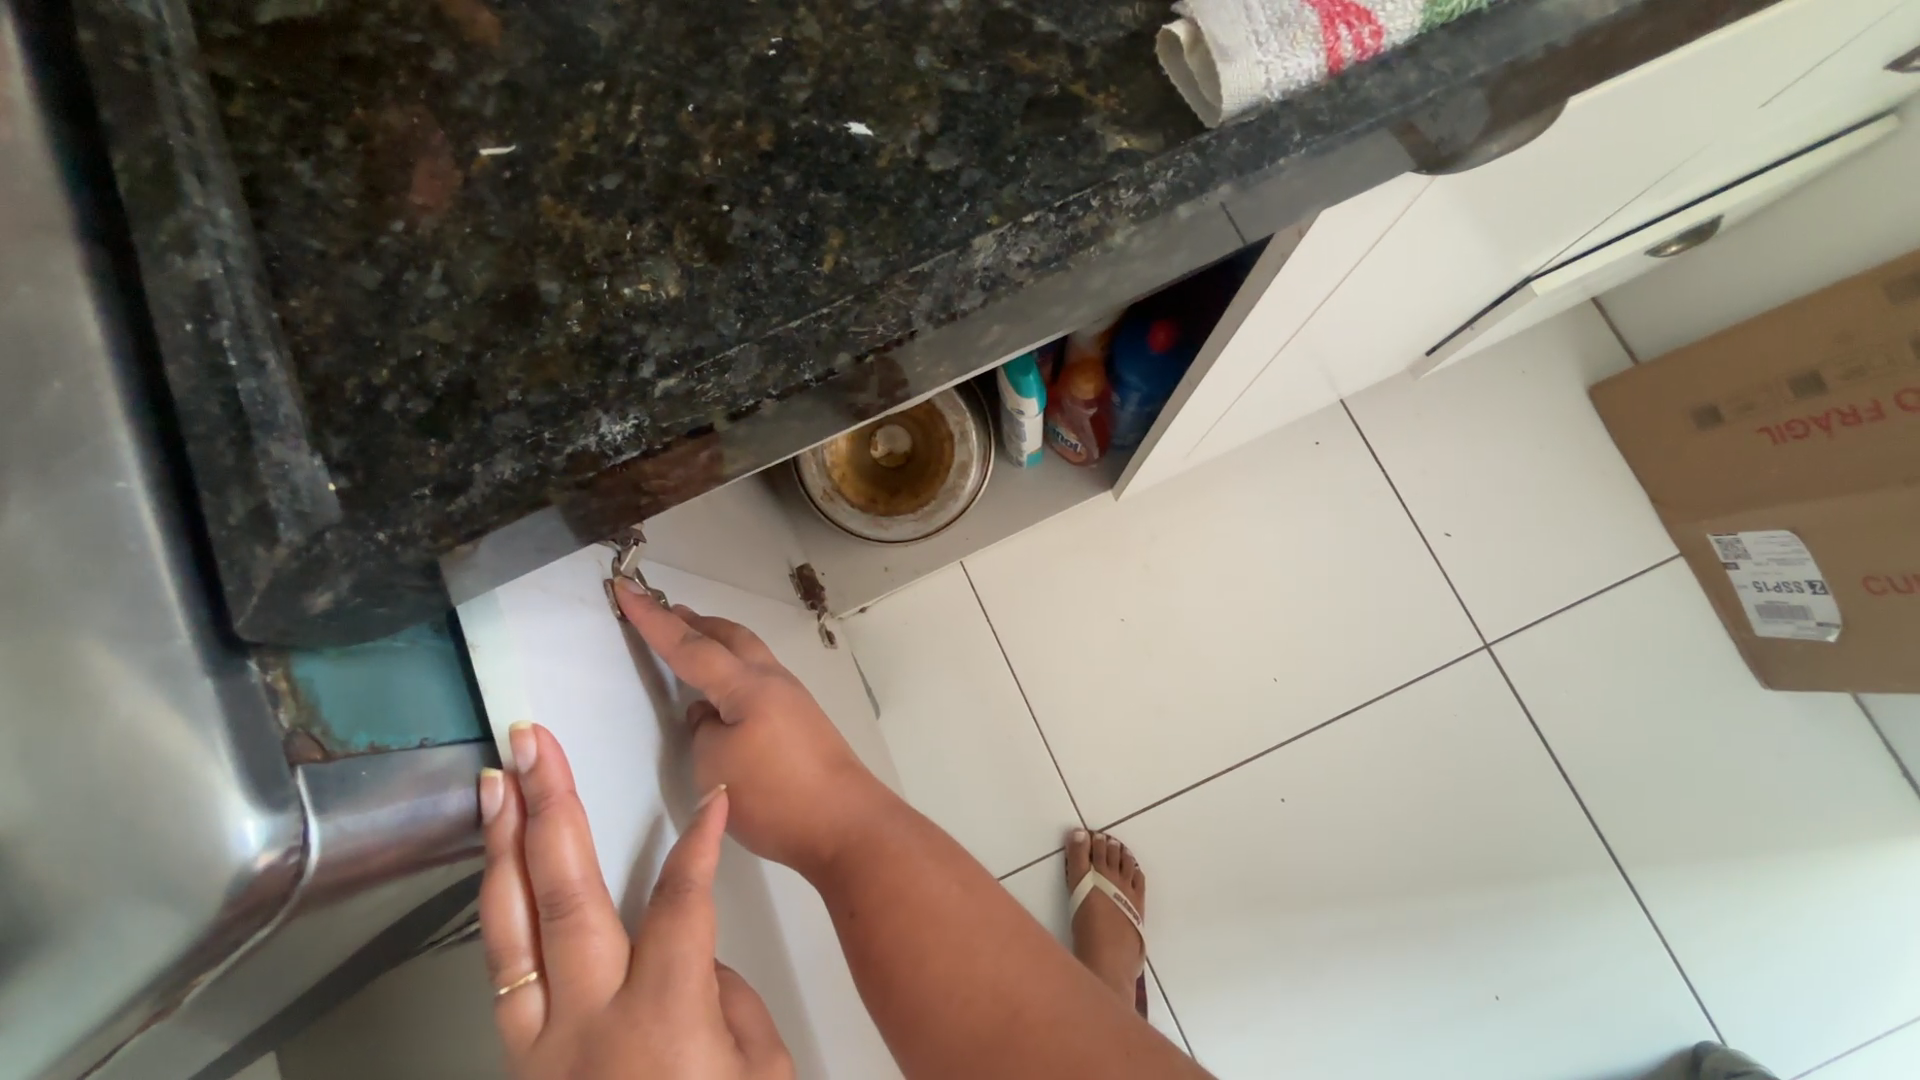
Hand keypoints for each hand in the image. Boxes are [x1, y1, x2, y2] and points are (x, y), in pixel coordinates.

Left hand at [478, 722, 792, 1079]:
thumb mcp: (760, 1075)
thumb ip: (726, 1003)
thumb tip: (694, 957)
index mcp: (663, 1021)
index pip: (684, 901)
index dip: (701, 843)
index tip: (713, 799)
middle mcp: (589, 1024)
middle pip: (566, 896)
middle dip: (552, 809)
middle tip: (535, 744)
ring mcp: (540, 1051)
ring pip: (512, 932)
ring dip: (504, 850)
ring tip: (497, 785)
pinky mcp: (521, 1071)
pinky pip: (504, 978)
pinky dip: (501, 915)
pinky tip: (500, 877)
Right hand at [614, 579, 894, 874]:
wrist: (846, 824)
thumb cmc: (775, 796)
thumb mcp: (715, 766)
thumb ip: (702, 730)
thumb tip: (709, 713)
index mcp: (747, 685)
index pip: (689, 645)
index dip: (653, 619)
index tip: (625, 588)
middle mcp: (773, 681)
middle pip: (730, 637)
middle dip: (694, 621)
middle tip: (665, 610)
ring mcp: (793, 699)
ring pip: (749, 655)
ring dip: (718, 642)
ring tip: (693, 641)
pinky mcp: (803, 721)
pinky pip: (759, 679)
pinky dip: (735, 669)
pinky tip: (725, 692)